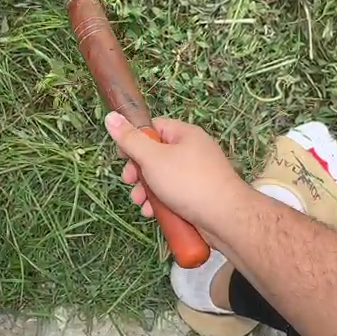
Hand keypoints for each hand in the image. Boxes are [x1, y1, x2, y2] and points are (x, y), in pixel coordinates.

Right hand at [104, 113, 253, 238]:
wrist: (225, 218)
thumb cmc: (188, 183)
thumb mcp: (153, 158)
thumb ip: (130, 139)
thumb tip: (111, 117)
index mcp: (184, 134)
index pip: (153, 127)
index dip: (134, 139)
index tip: (123, 156)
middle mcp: (192, 151)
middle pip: (155, 155)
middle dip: (138, 171)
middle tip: (130, 182)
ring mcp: (197, 174)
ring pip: (162, 177)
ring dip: (146, 190)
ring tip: (140, 203)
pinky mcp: (198, 195)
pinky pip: (173, 193)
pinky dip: (160, 202)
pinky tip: (152, 213)